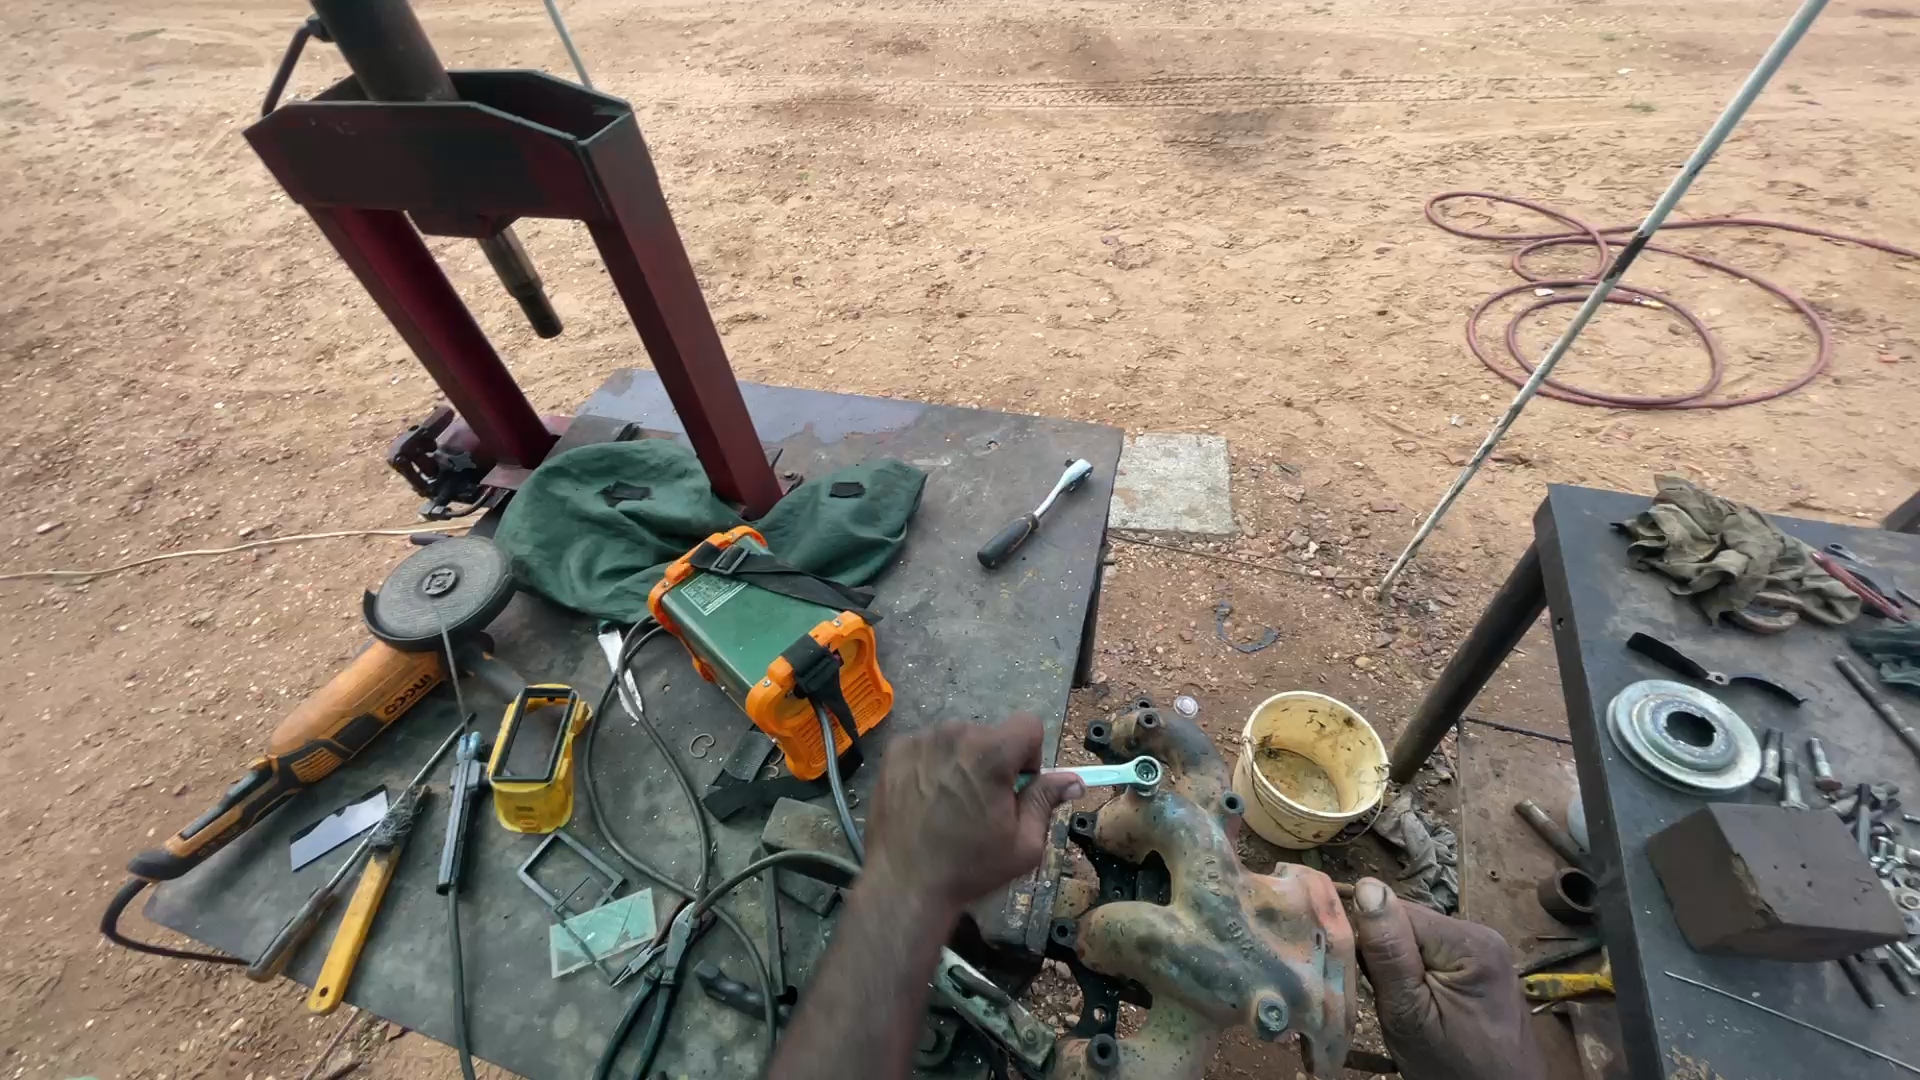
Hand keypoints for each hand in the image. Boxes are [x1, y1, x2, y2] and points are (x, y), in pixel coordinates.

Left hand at [863, 713, 1083, 916]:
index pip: (1029, 725)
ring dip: (962, 763)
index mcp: (992, 752)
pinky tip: (924, 799)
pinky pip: (927, 746)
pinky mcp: (896, 749)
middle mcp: (955, 733)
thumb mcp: (1023, 843)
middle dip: (993, 763)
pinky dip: (931, 765)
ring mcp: (921, 739)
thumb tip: (1074, 780)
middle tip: (980, 805)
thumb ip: (1047, 801)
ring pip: (958, 740)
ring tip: (948, 805)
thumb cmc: (969, 867)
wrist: (903, 885)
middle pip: (991, 735)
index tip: (1016, 787)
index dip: (1030, 756)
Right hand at [1351, 878, 1543, 1079]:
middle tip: (1393, 1002)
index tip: (1377, 984)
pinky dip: (1414, 973)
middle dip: (1386, 955)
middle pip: (1402, 921)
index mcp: (1468, 942)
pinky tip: (1423, 1003)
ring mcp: (1482, 949)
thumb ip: (1387, 951)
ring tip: (1410, 1006)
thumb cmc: (1454, 1072)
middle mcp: (1479, 933)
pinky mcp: (1478, 964)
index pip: (1391, 912)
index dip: (1372, 944)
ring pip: (1410, 935)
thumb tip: (1366, 885)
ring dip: (1398, 965)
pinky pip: (1426, 950)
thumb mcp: (1410, 1016)